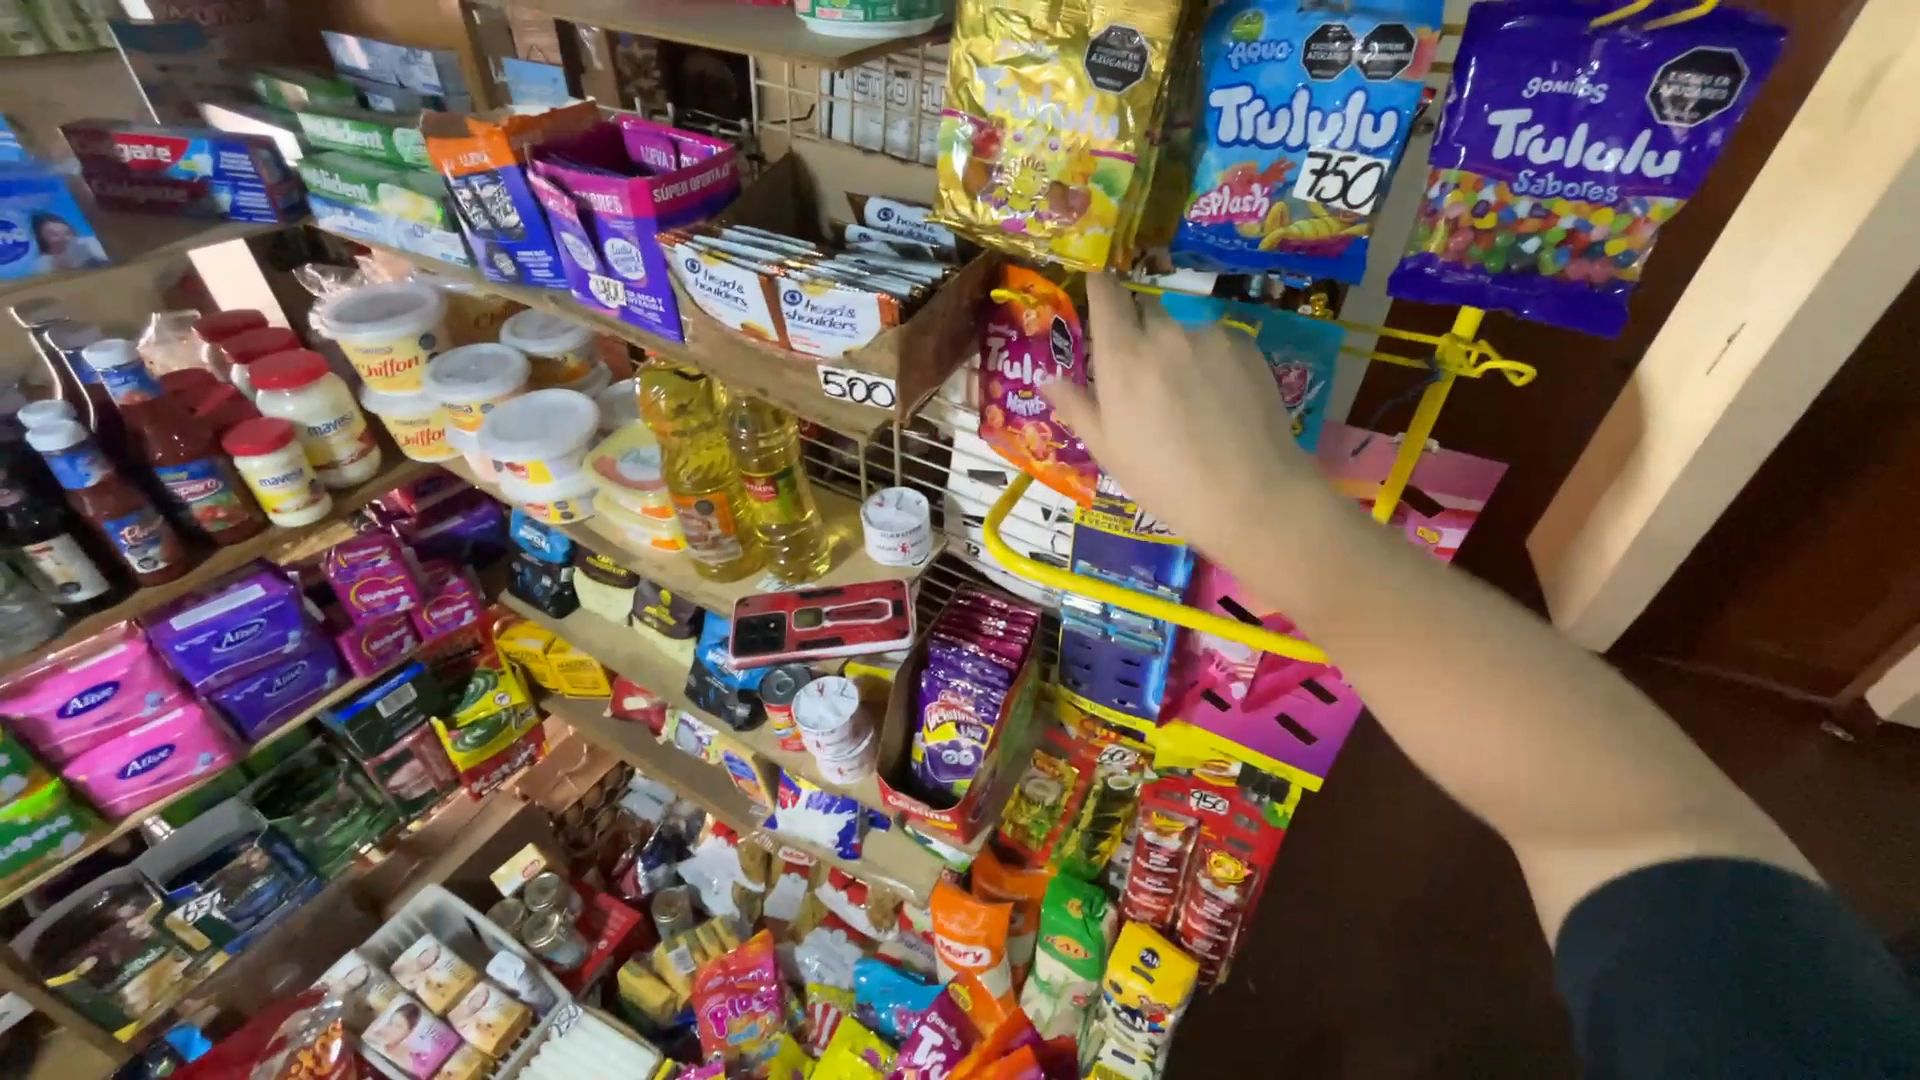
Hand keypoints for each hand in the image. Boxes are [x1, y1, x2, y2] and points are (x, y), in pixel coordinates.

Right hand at [1042, 274, 1329, 570]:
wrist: (1247, 493)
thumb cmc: (1162, 479)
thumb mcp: (1107, 449)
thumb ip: (1075, 406)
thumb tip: (1047, 378)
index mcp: (1122, 356)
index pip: (1106, 294)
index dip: (1099, 286)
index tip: (1096, 288)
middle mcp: (1164, 334)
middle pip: (1145, 312)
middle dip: (1139, 333)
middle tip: (1144, 378)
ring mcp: (1210, 337)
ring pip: (1183, 331)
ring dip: (1178, 351)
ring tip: (1189, 400)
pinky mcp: (1247, 348)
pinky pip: (1218, 344)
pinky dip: (1212, 363)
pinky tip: (1220, 402)